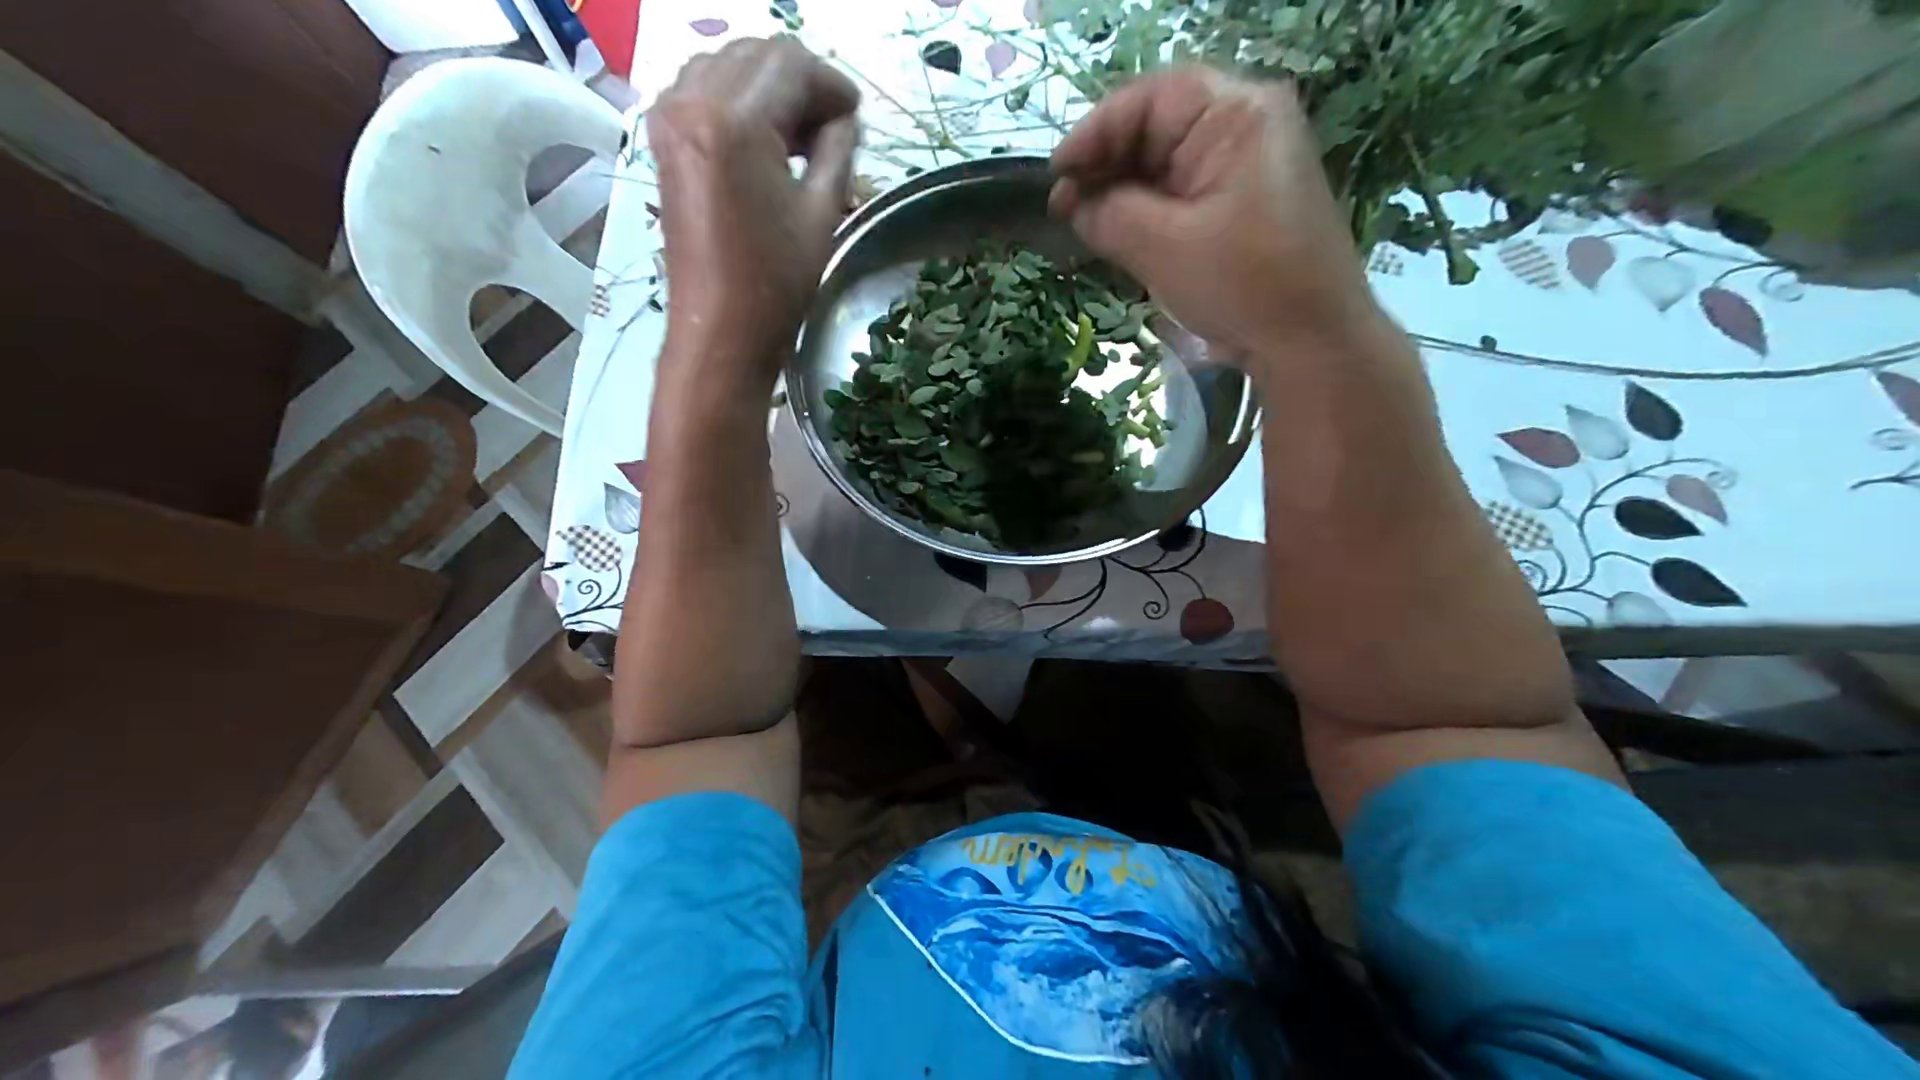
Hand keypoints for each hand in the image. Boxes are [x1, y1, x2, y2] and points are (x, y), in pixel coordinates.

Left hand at [648, 39, 859, 378]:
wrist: (720, 330)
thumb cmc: (776, 282)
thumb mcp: (821, 212)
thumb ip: (838, 149)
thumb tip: (844, 118)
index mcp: (734, 122)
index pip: (790, 63)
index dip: (831, 83)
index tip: (855, 114)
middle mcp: (691, 103)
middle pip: (755, 55)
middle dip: (801, 82)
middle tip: (833, 125)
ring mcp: (669, 119)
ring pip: (727, 66)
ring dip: (769, 88)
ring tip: (801, 136)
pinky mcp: (663, 141)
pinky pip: (703, 90)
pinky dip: (738, 101)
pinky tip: (766, 140)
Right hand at [1049, 69, 1379, 361]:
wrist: (1308, 342)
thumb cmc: (1242, 285)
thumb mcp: (1163, 246)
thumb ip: (1108, 214)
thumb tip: (1072, 203)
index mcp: (1238, 116)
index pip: (1151, 98)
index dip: (1096, 131)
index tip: (1057, 175)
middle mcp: (1244, 128)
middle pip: (1156, 128)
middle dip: (1105, 165)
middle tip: (1063, 208)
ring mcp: (1242, 168)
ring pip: (1162, 165)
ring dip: (1119, 193)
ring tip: (1082, 226)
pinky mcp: (1238, 205)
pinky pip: (1178, 195)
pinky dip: (1142, 212)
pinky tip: (1115, 236)